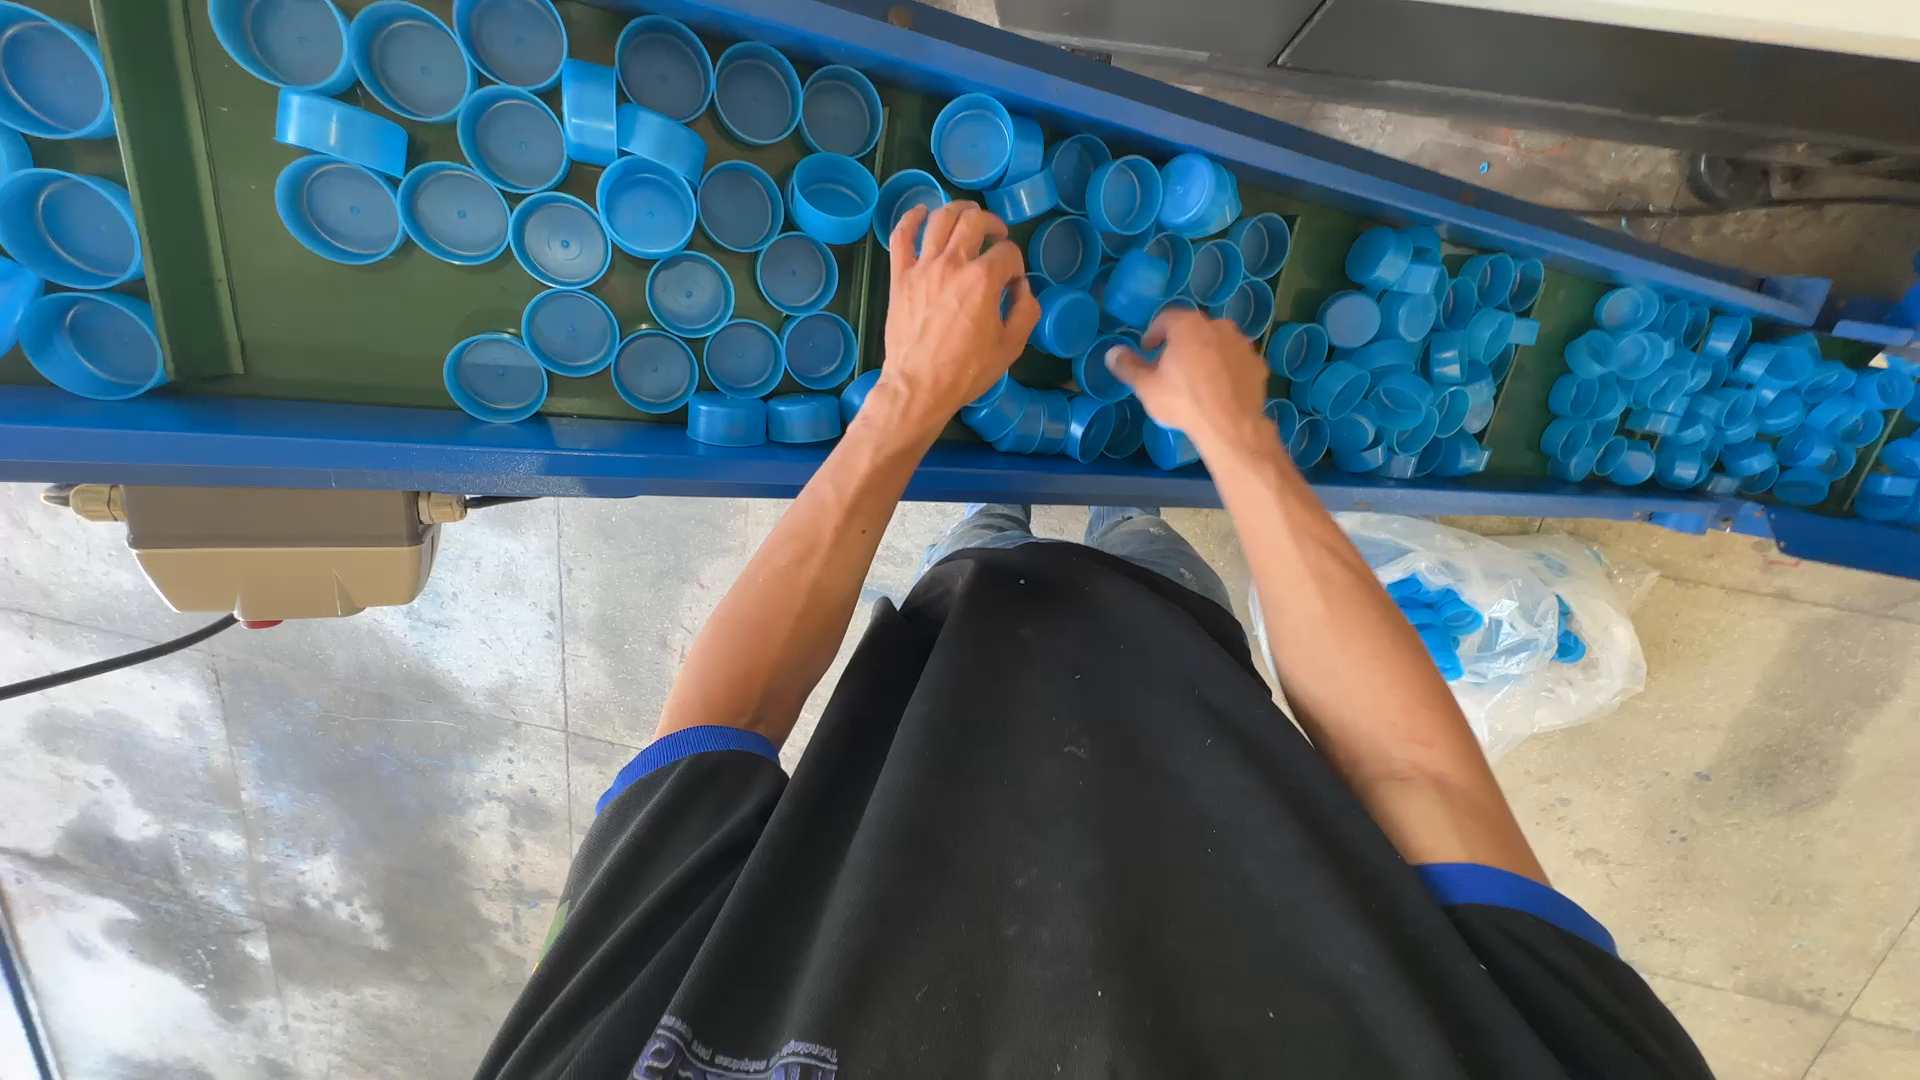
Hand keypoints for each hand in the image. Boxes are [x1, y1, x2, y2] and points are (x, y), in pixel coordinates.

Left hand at [864, 202, 1039, 440]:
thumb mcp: (1010, 347)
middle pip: (974, 222)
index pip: (1007, 252)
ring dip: (958, 210)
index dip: (1015, 263)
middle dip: (992, 223)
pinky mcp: (900, 278)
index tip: (1012, 281)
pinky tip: (922, 213)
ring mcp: (922, 268)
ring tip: (968, 214)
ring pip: (940, 219)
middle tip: (997, 235)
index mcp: (983, 280)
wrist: (920, 387)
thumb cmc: (966, 371)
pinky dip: (911, 219)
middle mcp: (952, 264)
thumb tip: (1022, 289)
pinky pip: (901, 237)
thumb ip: (1026, 311)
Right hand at [1106, 309, 1274, 455]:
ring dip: (1205, 354)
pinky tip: (1218, 390)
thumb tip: (1111, 353)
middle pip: (1194, 329)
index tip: (1147, 350)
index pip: (1166, 318)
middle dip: (1180, 343)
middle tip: (1169, 366)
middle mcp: (1218, 326)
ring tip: (1195, 379)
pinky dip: (1225, 369)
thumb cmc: (1182, 401)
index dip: (1153, 333)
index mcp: (1189, 326)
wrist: (1229, 425)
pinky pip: (1235, 361)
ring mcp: (1242, 344)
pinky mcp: (1257, 364)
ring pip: (1217, 343)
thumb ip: (1128, 367)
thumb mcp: (1146, 387)